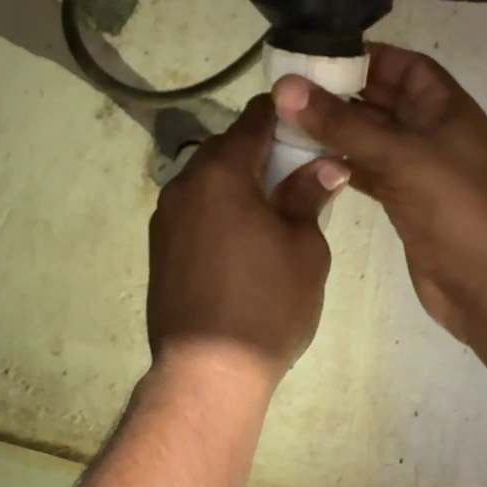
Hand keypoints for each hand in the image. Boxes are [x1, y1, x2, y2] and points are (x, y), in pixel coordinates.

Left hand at [147, 95, 341, 383]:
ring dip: (236, 179)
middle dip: (259, 149)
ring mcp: (165, 214)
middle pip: (225, 147)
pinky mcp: (159, 243)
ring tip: (270, 204)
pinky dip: (217, 205)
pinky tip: (240, 234)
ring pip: (206, 176)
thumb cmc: (266, 303)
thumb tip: (328, 163)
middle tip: (296, 168)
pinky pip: (193, 205)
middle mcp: (184, 183)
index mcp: (220, 172)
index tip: (305, 120)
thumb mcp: (304, 248)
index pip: (252, 121)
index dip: (282, 114)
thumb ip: (309, 196)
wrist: (205, 371)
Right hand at [272, 44, 486, 345]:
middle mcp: (431, 131)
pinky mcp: (403, 198)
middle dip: (340, 90)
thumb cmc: (456, 209)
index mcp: (445, 108)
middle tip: (289, 85)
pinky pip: (364, 166)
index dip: (368, 55)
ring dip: (334, 127)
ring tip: (286, 117)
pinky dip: (337, 160)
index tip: (318, 54)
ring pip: (369, 134)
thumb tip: (284, 87)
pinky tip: (303, 157)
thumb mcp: (397, 157)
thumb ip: (339, 123)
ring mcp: (417, 167)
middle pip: (382, 98)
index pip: (406, 65)